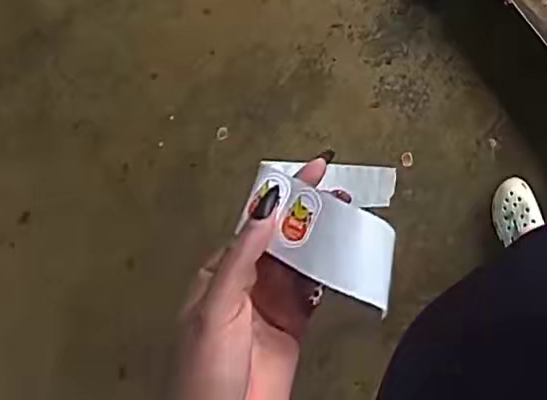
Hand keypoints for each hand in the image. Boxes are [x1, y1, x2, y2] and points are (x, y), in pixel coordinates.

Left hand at [174, 156, 331, 399]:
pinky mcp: (291, 327)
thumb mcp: (216, 307)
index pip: (258, 220)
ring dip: (321, 239)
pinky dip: (328, 274)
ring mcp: (270, 303)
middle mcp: (248, 281)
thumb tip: (265, 207)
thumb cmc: (202, 374)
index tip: (310, 172)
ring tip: (344, 218)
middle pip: (283, 236)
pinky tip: (339, 259)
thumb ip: (242, 257)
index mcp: (223, 268)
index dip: (284, 194)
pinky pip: (312, 292)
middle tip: (335, 192)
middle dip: (308, 212)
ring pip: (301, 260)